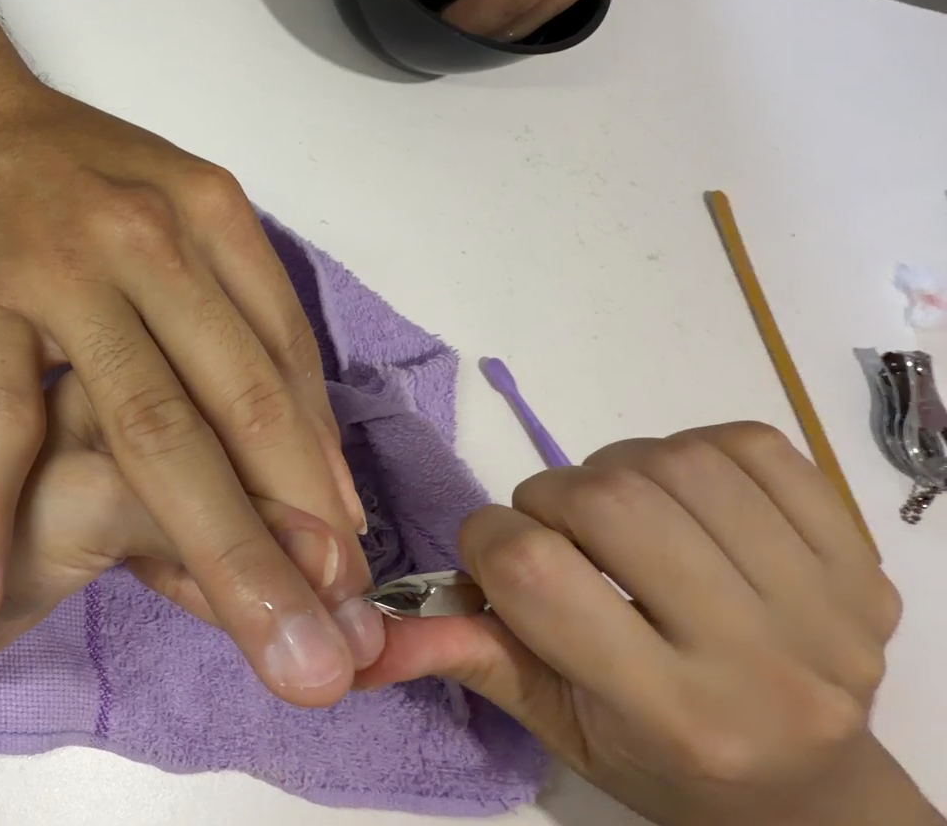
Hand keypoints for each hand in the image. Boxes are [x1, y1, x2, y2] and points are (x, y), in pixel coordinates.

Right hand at [0, 84, 371, 704]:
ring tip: (261, 650)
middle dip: (297, 535)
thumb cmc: (81, 174)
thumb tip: (312, 452)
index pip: (284, 363)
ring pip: (146, 422)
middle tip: (338, 655)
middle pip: (235, 406)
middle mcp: (153, 244)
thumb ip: (246, 317)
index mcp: (214, 219)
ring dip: (207, 541)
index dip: (321, 474)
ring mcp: (65, 278)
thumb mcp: (183, 211)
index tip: (349, 571)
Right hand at [358, 424, 936, 825]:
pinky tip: (682, 500)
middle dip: (548, 497)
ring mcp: (828, 605)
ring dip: (614, 469)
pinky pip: (750, 447)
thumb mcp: (552, 722)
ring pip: (671, 462)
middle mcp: (763, 660)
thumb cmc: (655, 757)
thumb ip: (469, 658)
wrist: (811, 789)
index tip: (497, 560)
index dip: (487, 541)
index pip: (535, 570)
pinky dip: (690, 451)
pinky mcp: (864, 560)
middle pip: (607, 502)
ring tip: (618, 516)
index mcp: (672, 711)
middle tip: (556, 535)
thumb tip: (370, 632)